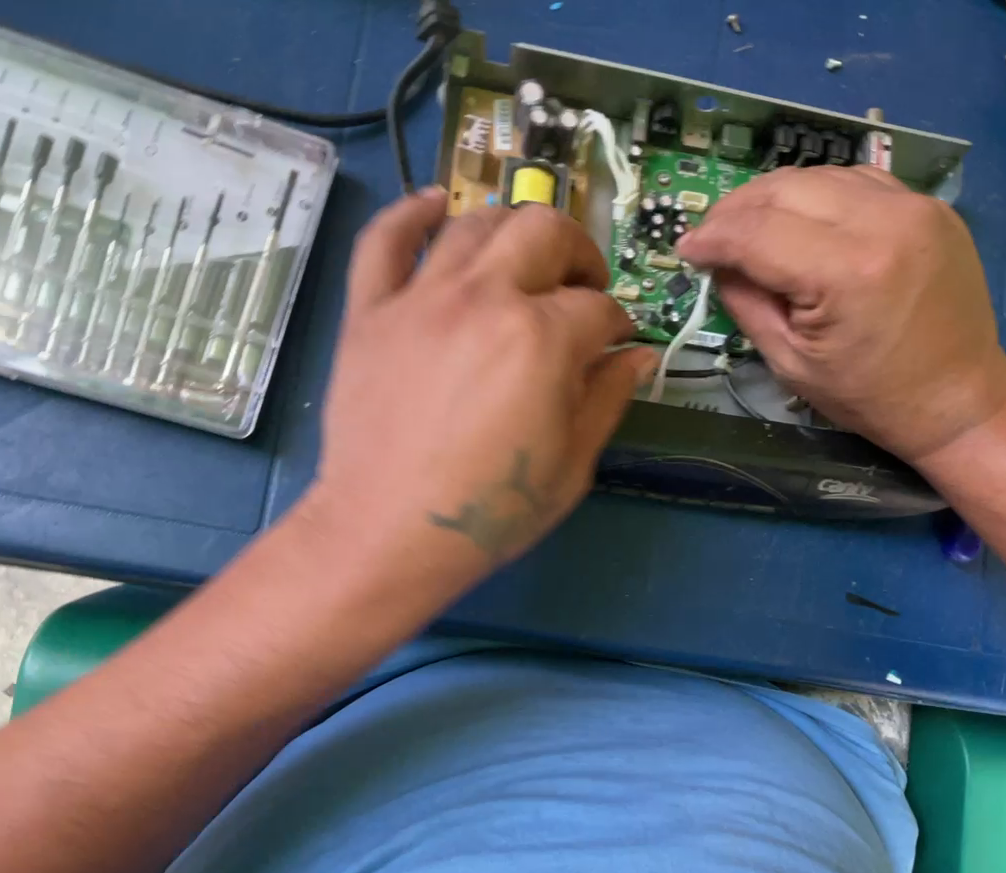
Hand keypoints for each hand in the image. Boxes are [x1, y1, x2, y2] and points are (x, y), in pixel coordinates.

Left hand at [305, 189, 653, 590]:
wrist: (386, 534)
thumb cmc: (489, 513)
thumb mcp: (570, 467)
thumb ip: (607, 400)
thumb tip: (637, 356)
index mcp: (542, 339)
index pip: (598, 307)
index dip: (617, 326)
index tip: (614, 347)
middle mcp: (484, 297)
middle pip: (545, 232)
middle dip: (579, 254)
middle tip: (581, 289)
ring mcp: (419, 297)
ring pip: (474, 223)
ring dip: (513, 230)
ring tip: (523, 262)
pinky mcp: (369, 310)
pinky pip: (384, 238)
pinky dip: (411, 213)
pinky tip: (435, 206)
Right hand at [675, 166, 1005, 460]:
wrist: (957, 397)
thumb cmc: (869, 396)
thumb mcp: (790, 362)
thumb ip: (748, 304)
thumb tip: (718, 265)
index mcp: (847, 272)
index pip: (757, 232)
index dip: (712, 238)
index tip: (685, 251)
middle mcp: (884, 222)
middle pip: (784, 189)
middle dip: (734, 210)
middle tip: (709, 238)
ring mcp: (913, 207)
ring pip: (818, 176)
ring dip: (772, 197)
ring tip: (747, 228)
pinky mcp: (928, 207)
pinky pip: (855, 182)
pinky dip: (816, 195)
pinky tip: (798, 220)